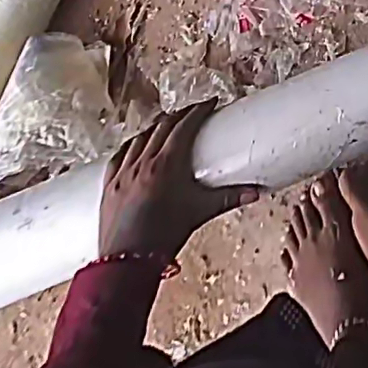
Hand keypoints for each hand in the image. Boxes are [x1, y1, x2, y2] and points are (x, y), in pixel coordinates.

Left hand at [99, 101, 262, 260]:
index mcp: (166, 163)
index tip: (210, 103)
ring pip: (140, 137)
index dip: (199, 111)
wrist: (126, 264)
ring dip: (156, 126)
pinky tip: (136, 145)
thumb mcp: (200, 212)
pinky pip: (120, 155)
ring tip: (167, 124)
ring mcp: (124, 171)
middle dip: (180, 115)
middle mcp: (143, 161)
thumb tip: (257, 192)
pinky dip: (131, 145)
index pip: (185, 126)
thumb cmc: (164, 237)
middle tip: (194, 112)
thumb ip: (229, 198)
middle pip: (163, 126)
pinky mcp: (110, 184)